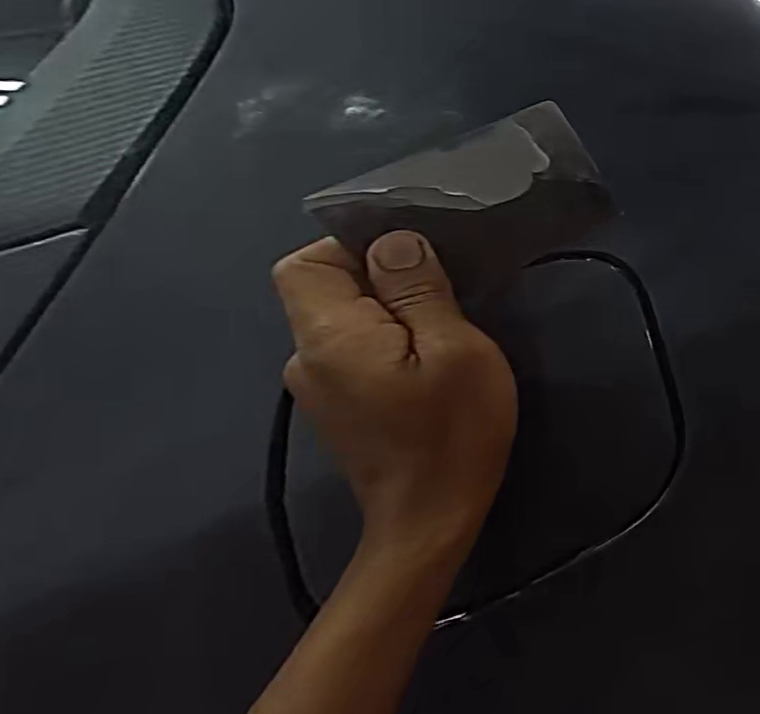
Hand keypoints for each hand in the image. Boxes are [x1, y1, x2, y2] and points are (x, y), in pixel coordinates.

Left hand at [271, 232, 516, 557]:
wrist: (432, 518)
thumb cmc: (453, 430)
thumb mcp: (454, 348)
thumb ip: (418, 289)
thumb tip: (394, 241)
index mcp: (329, 338)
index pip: (305, 261)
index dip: (354, 245)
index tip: (414, 260)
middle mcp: (306, 357)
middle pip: (324, 286)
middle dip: (382, 275)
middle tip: (443, 293)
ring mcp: (318, 384)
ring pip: (344, 314)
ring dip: (390, 306)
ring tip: (443, 325)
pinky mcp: (338, 401)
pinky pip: (353, 342)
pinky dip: (387, 333)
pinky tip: (427, 355)